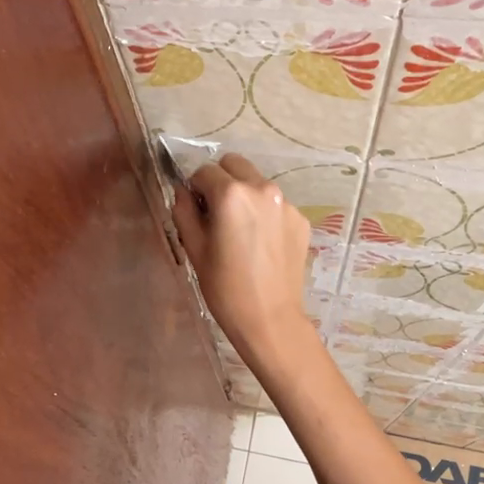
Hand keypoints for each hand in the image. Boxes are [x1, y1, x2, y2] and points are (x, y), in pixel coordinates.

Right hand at [171, 153, 313, 365]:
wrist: (270, 319)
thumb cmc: (225, 289)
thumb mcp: (195, 251)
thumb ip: (184, 212)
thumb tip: (183, 193)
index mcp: (231, 195)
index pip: (204, 171)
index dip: (194, 188)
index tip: (194, 210)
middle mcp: (262, 189)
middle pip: (234, 165)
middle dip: (221, 181)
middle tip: (216, 214)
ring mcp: (286, 203)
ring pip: (257, 183)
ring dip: (244, 195)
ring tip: (240, 232)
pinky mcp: (300, 219)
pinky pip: (275, 204)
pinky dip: (264, 214)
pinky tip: (260, 245)